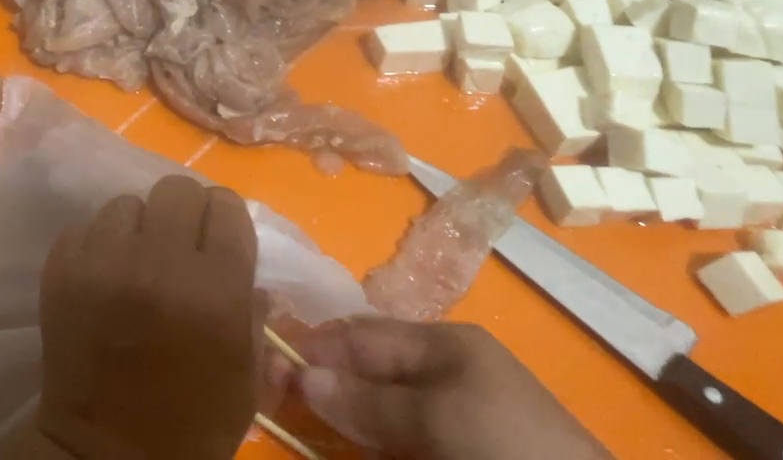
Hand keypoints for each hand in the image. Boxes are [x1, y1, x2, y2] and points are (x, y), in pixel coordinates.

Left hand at [36, 175, 263, 459]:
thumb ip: (252, 310)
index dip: (225, 219)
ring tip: (136, 264)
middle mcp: (158, 262)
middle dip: (184, 213)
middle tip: (179, 244)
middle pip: (177, 189)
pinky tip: (103, 279)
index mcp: (215, 290)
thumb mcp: (245, 376)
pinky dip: (98, 246)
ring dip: (137, 228)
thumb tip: (247, 266)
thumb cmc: (190, 422)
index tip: (218, 236)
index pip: (226, 207)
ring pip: (127, 204)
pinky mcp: (61, 265)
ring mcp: (103, 260)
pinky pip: (86, 227)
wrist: (106, 453)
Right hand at [292, 316, 610, 459]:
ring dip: (347, 423)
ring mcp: (453, 418)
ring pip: (380, 412)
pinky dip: (374, 445)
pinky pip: (401, 441)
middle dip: (326, 387)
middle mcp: (444, 373)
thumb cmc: (513, 450)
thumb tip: (302, 377)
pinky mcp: (458, 450)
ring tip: (313, 434)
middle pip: (367, 372)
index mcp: (443, 344)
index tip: (269, 367)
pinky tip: (356, 453)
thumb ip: (369, 401)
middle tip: (283, 406)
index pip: (361, 335)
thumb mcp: (440, 419)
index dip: (316, 349)